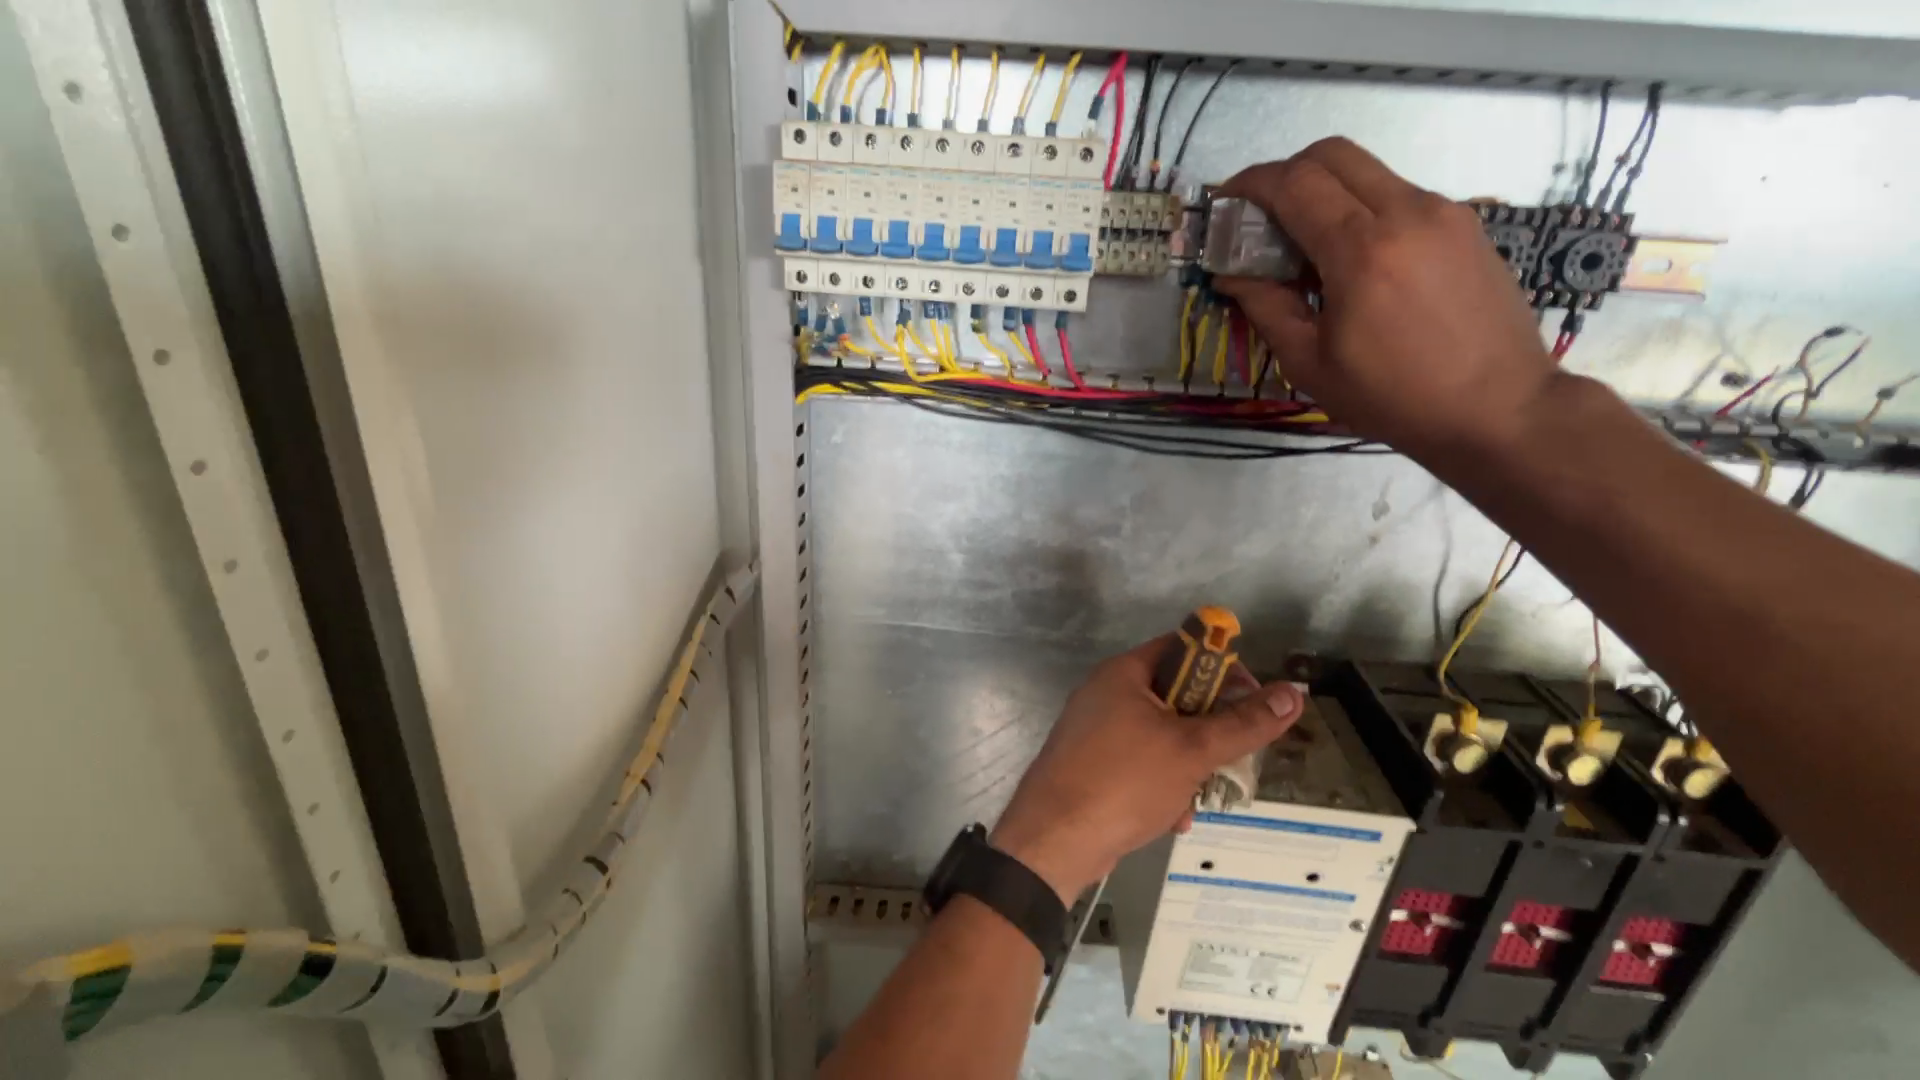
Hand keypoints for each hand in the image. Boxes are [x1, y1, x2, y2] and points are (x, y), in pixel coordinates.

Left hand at [988, 638, 1303, 902]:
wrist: (1052, 842)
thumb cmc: (1122, 782)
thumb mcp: (1192, 750)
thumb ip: (1244, 723)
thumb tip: (1293, 693)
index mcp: (1124, 673)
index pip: (1183, 648)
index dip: (1223, 669)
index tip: (1253, 702)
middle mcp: (1106, 694)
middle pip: (1176, 696)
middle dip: (1209, 732)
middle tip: (1230, 758)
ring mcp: (1095, 731)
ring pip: (1162, 736)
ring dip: (1188, 767)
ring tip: (1196, 798)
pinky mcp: (1091, 766)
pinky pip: (1140, 764)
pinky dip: (1162, 786)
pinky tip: (1172, 819)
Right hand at [1215, 137, 1560, 461]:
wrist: (1498, 408)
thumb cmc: (1394, 397)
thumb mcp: (1311, 364)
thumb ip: (1267, 308)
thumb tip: (1230, 274)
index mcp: (1362, 251)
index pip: (1295, 183)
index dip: (1251, 183)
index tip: (1226, 201)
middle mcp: (1406, 212)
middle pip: (1333, 154)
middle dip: (1286, 173)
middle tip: (1263, 215)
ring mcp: (1443, 213)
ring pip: (1369, 172)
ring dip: (1326, 192)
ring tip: (1307, 245)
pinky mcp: (1465, 225)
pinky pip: (1399, 196)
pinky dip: (1363, 209)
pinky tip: (1354, 260)